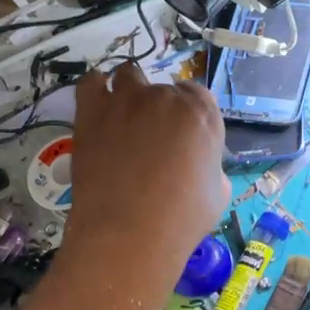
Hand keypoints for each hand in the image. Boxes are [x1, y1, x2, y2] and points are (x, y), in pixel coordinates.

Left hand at [65, 64, 227, 278]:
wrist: (127, 234)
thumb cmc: (181, 219)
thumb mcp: (218, 193)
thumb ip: (210, 165)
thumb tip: (198, 163)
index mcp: (201, 114)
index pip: (198, 97)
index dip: (189, 116)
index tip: (181, 136)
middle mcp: (165, 97)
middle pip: (163, 89)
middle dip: (160, 110)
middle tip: (152, 141)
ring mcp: (126, 99)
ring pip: (129, 76)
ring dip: (130, 92)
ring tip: (125, 120)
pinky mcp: (92, 110)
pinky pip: (92, 81)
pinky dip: (97, 89)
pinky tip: (100, 107)